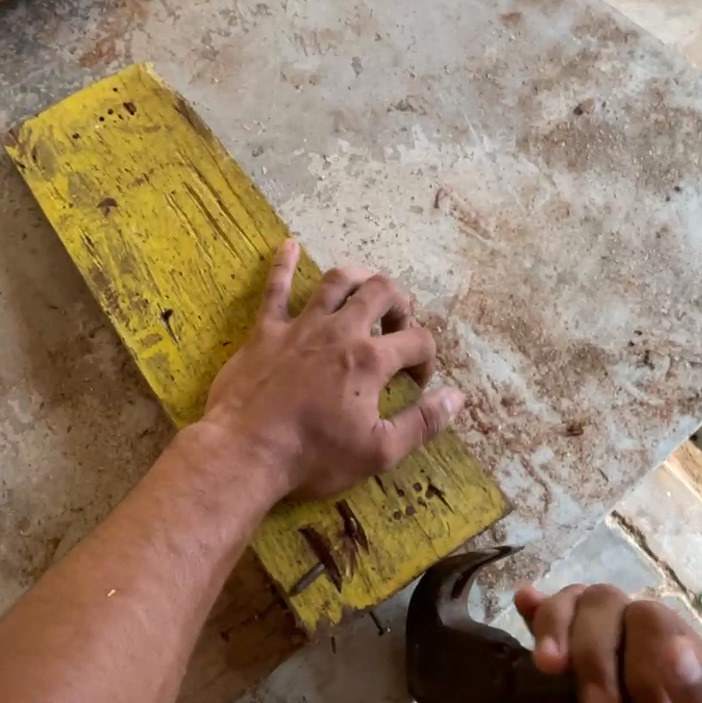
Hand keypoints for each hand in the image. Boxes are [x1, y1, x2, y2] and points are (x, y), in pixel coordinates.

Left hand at [198, 239, 464, 500]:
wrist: (244, 451)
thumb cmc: (312, 456)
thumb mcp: (379, 452)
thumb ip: (422, 423)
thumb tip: (457, 398)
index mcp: (370, 361)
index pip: (417, 340)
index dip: (426, 358)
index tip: (417, 382)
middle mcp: (339, 331)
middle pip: (381, 293)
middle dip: (400, 305)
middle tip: (397, 329)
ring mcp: (300, 326)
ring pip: (336, 281)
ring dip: (358, 278)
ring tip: (367, 288)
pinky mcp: (265, 331)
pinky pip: (275, 288)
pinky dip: (284, 265)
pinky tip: (289, 245)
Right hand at [515, 584, 701, 702]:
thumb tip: (676, 647)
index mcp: (691, 666)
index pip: (656, 620)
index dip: (645, 661)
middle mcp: (643, 651)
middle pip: (607, 603)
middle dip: (597, 652)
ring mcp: (598, 660)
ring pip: (573, 604)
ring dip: (559, 631)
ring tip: (553, 672)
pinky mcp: (558, 679)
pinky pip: (543, 625)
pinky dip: (534, 609)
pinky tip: (523, 600)